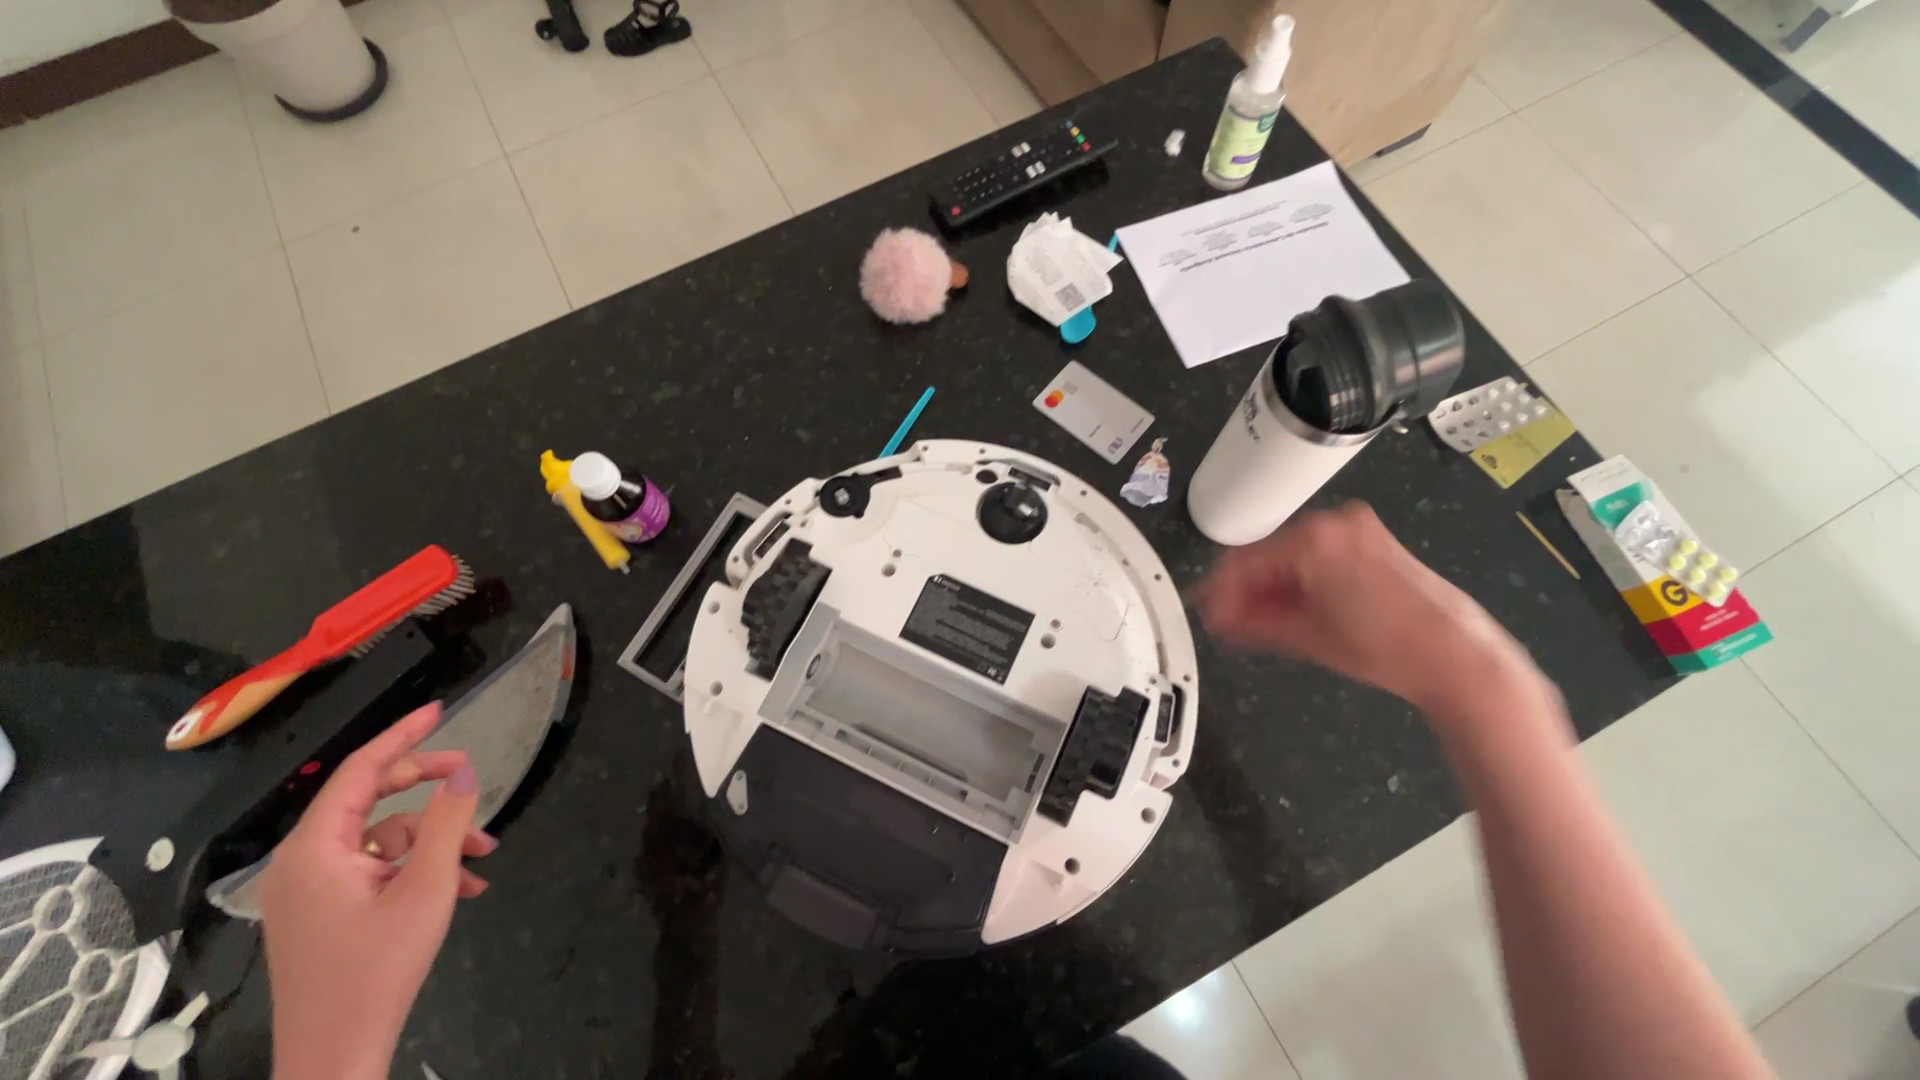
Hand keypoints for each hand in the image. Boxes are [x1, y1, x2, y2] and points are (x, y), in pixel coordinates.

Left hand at [261, 702, 497, 1079]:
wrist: (336, 1054)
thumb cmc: (379, 967)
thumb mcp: (428, 887)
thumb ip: (448, 821)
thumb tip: (465, 768)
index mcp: (313, 848)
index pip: (359, 771)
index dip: (402, 736)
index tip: (439, 709)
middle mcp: (302, 861)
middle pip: (369, 799)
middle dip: (427, 788)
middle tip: (473, 778)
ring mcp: (310, 889)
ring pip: (381, 838)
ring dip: (435, 838)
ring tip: (483, 854)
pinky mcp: (323, 911)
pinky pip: (375, 869)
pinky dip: (419, 868)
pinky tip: (463, 886)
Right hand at [1195, 502, 1542, 715]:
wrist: (1458, 657)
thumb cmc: (1385, 646)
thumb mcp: (1307, 636)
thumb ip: (1252, 623)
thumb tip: (1220, 621)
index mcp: (1315, 538)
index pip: (1246, 559)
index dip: (1220, 590)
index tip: (1210, 616)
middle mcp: (1337, 523)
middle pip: (1270, 554)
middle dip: (1247, 590)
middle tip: (1230, 624)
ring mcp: (1360, 531)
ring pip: (1295, 556)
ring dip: (1273, 587)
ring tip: (1258, 624)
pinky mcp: (1376, 545)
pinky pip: (1322, 557)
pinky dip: (1302, 582)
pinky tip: (1292, 610)